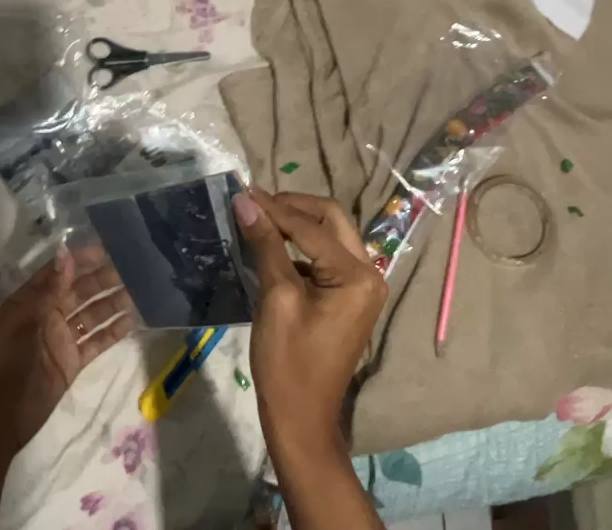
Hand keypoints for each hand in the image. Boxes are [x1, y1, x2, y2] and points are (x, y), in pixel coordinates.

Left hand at [0, 245, 136, 452]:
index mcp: (29, 302)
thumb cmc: (3, 365)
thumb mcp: (23, 323)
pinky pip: (95, 341)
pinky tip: (131, 322)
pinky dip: (112, 332)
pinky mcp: (72, 362)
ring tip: (137, 293)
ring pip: (91, 314)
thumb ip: (49, 290)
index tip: (108, 249)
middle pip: (79, 292)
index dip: (81, 260)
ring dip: (112, 304)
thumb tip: (67, 254)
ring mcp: (61, 339)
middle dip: (102, 280)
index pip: (59, 272)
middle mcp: (47, 315)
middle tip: (131, 270)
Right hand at [234, 188, 387, 459]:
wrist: (302, 419)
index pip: (311, 227)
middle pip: (331, 219)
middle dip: (293, 207)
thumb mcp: (276, 299)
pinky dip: (301, 245)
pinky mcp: (349, 296)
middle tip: (256, 202)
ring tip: (259, 217)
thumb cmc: (288, 363)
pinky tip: (272, 244)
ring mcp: (362, 285)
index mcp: (357, 275)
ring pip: (331, 234)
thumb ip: (266, 245)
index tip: (243, 192)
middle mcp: (369, 273)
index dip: (275, 208)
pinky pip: (327, 255)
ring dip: (297, 223)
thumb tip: (246, 201)